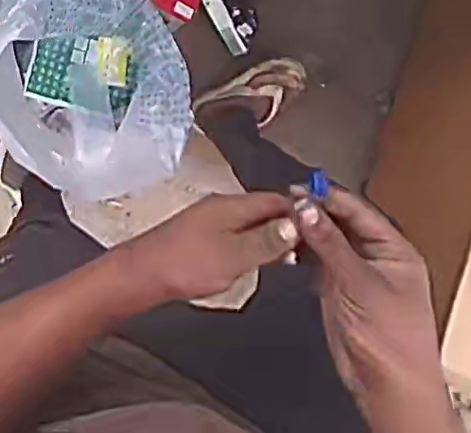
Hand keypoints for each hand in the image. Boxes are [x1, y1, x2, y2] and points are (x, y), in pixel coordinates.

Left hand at [113, 193, 297, 306]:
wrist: (146, 272)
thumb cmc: (187, 263)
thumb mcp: (234, 255)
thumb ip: (265, 240)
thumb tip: (296, 223)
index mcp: (230, 204)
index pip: (273, 198)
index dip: (299, 210)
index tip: (324, 225)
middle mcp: (221, 205)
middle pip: (263, 208)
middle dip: (289, 222)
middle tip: (315, 244)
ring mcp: (211, 218)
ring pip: (251, 221)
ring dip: (273, 234)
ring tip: (296, 254)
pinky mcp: (204, 234)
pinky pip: (239, 231)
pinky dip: (256, 241)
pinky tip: (264, 258)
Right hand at [292, 186, 455, 432]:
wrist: (389, 391)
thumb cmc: (394, 345)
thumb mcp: (360, 285)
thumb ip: (330, 244)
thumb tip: (307, 208)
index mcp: (394, 250)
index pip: (357, 210)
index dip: (327, 196)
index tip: (299, 188)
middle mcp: (374, 256)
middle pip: (339, 220)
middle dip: (313, 210)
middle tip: (284, 201)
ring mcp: (354, 270)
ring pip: (325, 237)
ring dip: (304, 227)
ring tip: (281, 218)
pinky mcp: (337, 285)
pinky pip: (316, 256)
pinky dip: (301, 247)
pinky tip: (286, 241)